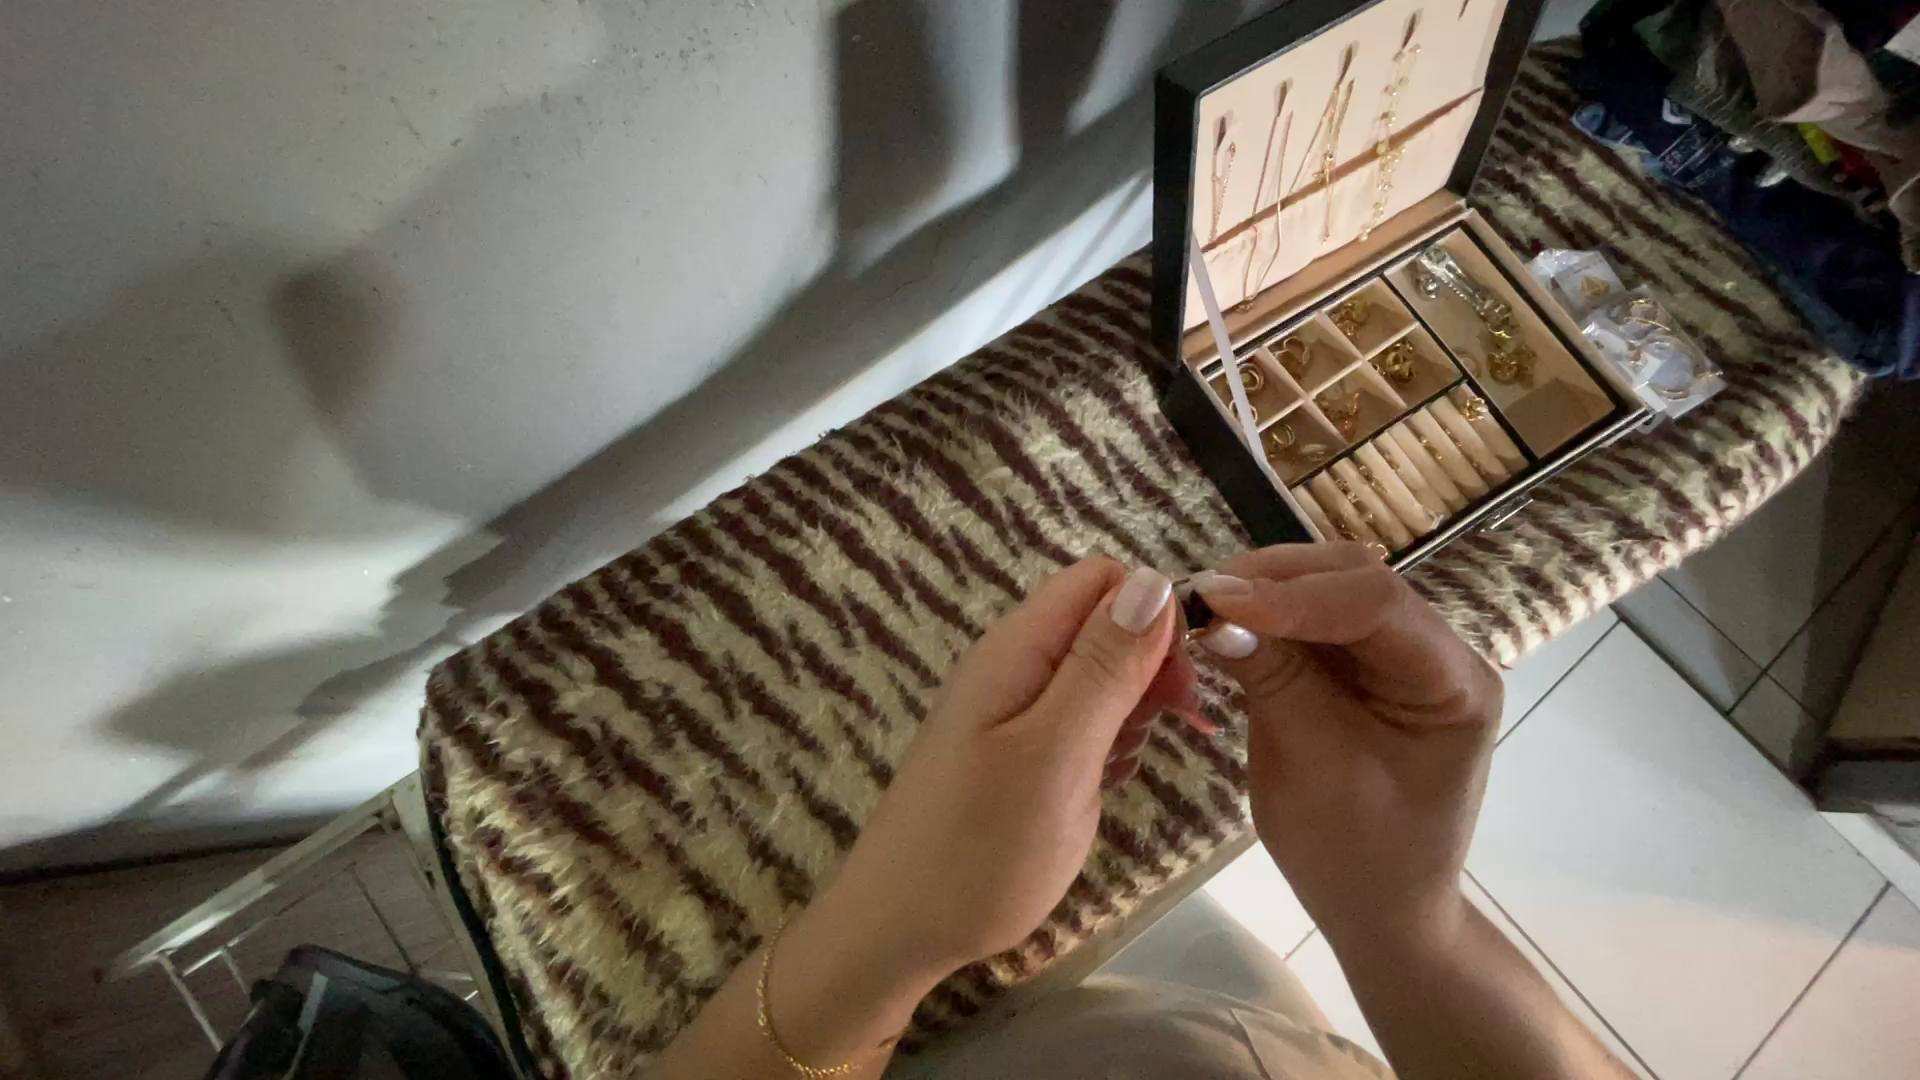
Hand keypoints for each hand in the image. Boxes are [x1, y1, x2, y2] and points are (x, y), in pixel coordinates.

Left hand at [814, 557, 1195, 983]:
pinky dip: (1109, 744)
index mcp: (1019, 647)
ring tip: (1117, 769)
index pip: (1101, 580)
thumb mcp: (1055, 753)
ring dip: (1133, 711)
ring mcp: (1020, 708)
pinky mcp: (1025, 748)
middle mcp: (1018, 664)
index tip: (1176, 677)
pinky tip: (1101, 786)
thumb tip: (1152, 580)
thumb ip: (1104, 667)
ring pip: (1103, 676)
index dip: (1151, 612)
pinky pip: (1086, 721)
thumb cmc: (978, 845)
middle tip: (1168, 728)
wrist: (903, 927)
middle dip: (1150, 666)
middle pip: (1106, 625)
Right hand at [1191, 543, 1502, 946]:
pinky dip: (1259, 615)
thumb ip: (1272, 680)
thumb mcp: (1311, 766)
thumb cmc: (1356, 853)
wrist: (1375, 905)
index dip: (1292, 595)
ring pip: (1324, 586)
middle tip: (1199, 595)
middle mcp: (1431, 651)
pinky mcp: (1352, 664)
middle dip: (1273, 580)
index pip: (1376, 605)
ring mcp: (1390, 654)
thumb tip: (1212, 612)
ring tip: (1202, 604)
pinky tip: (1222, 621)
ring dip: (1261, 589)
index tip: (1213, 600)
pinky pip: (1304, 619)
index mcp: (1452, 682)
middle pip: (1353, 579)